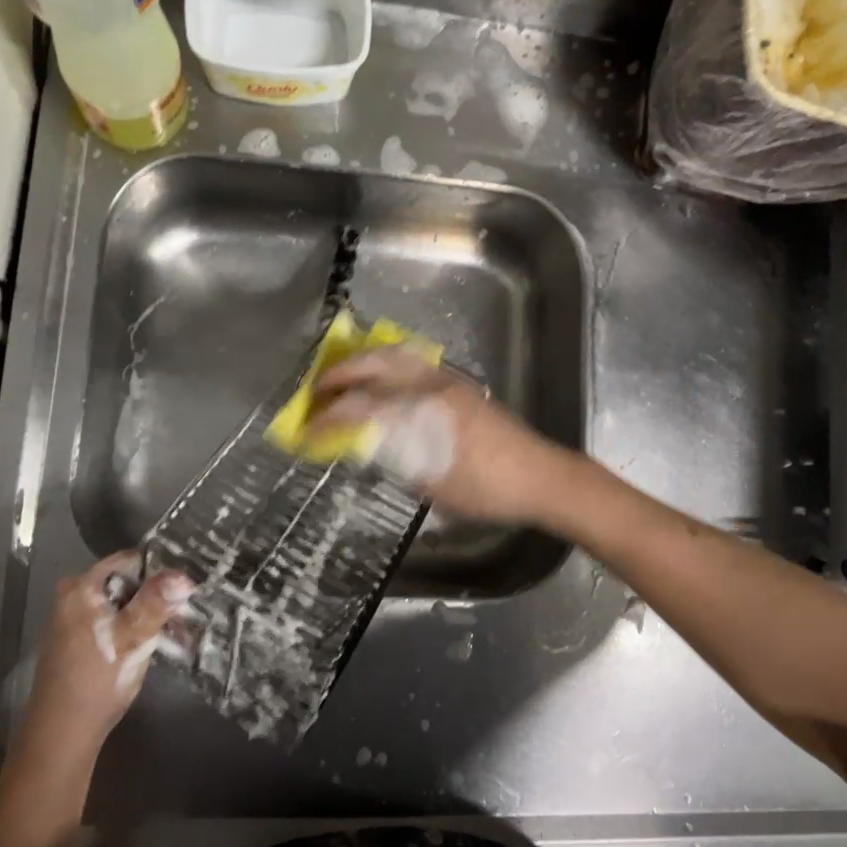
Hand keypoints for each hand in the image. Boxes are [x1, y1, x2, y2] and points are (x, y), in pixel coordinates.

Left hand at [22, 551, 193, 751]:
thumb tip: (185, 575)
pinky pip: (117, 620)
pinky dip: (137, 628)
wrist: (62, 734)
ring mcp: (76, 617)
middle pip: (129, 581)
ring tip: (181, 628)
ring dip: (151, 614)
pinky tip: (160, 642)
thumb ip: (156, 603)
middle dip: (159, 597)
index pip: (133, 560)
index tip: (187, 590)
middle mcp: (75, 594)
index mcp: (82, 586)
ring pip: (125, 603)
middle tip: (188, 612)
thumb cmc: (97, 680)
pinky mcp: (82, 638)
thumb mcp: (132, 638)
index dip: (162, 572)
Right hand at [309, 346, 575, 526]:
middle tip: (316, 390)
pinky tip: (380, 380)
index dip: (329, 418)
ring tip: (343, 376)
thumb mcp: (433, 483)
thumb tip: (365, 444)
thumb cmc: (487, 490)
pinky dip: (387, 365)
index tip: (305, 430)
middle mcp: (432, 386)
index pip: (362, 407)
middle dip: (340, 375)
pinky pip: (414, 363)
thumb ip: (396, 457)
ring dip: (364, 363)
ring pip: (396, 356)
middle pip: (375, 366)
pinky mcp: (460, 385)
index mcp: (423, 412)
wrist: (541, 476)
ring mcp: (449, 381)